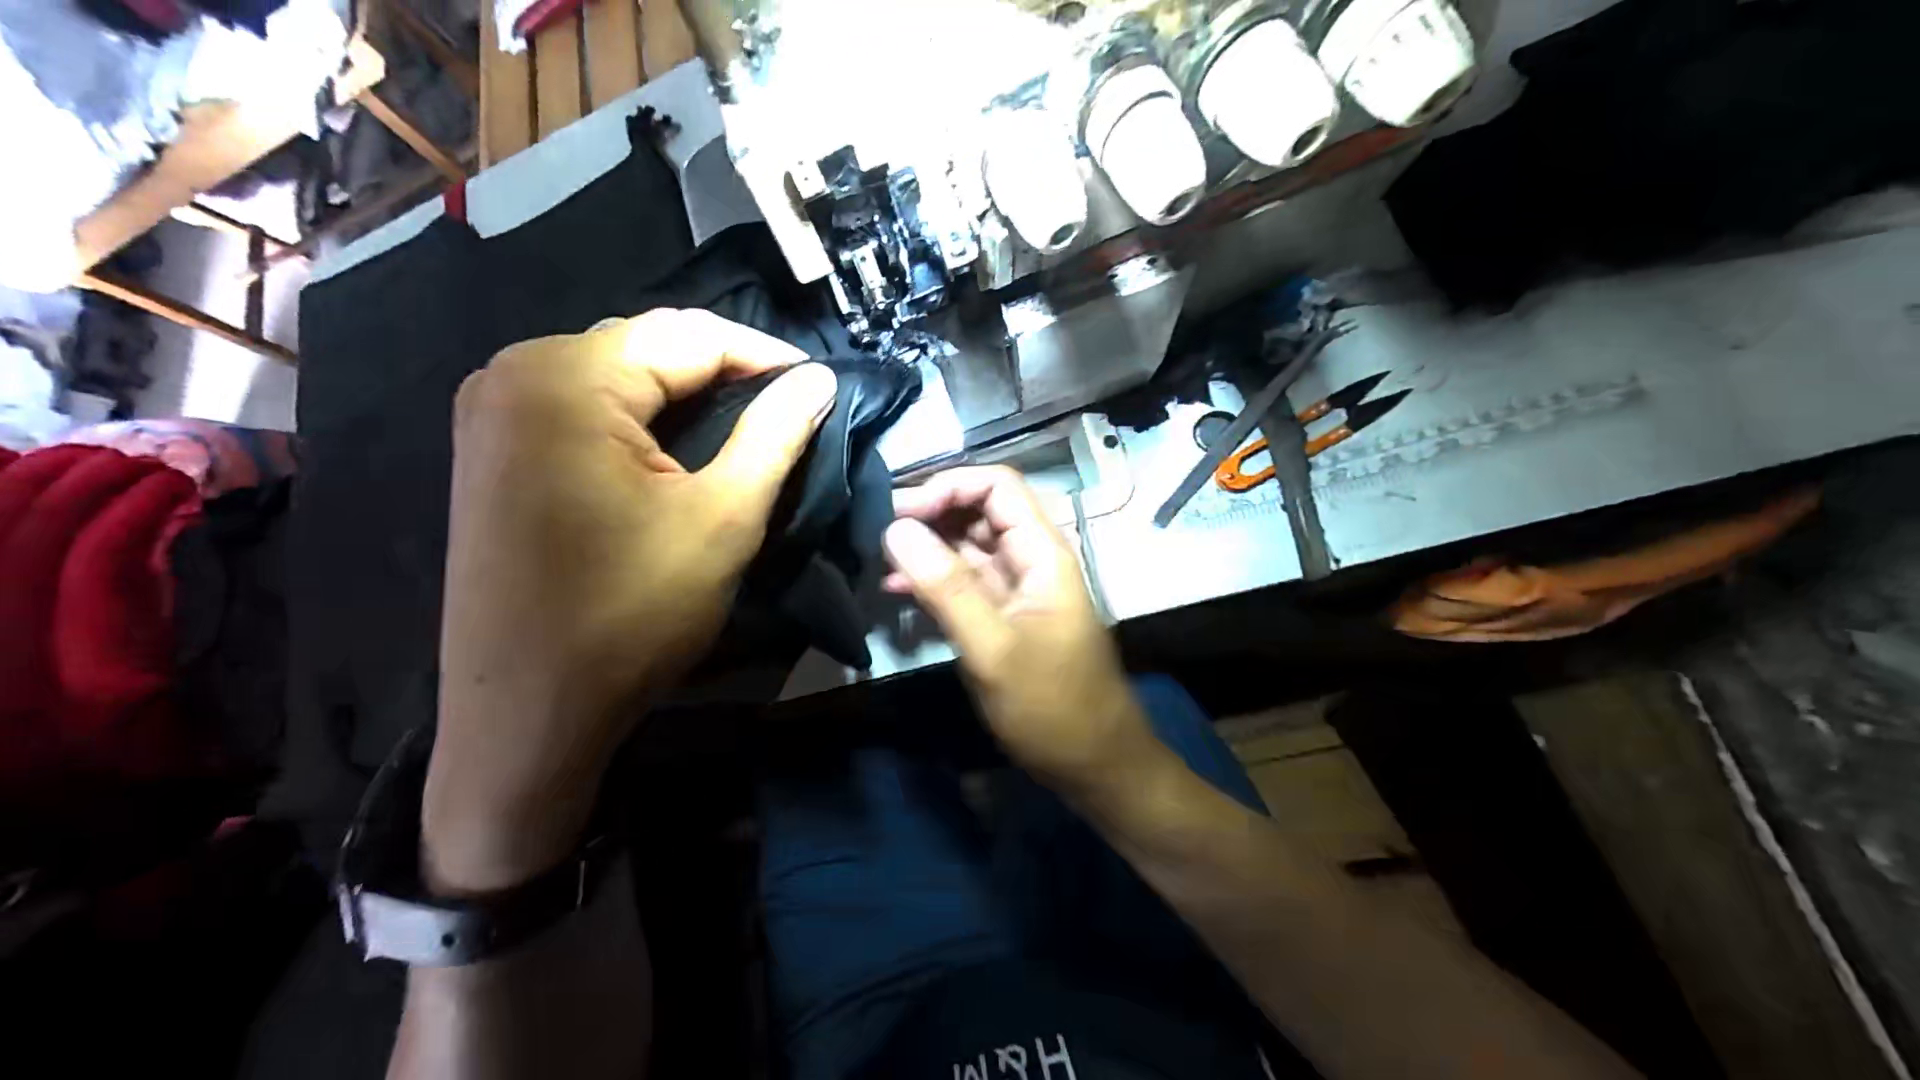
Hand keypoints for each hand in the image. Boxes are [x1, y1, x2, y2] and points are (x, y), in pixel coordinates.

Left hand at [425, 309, 837, 892]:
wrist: (526, 714)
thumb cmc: (632, 613)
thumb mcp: (724, 518)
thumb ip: (777, 434)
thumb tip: (819, 379)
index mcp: (565, 377)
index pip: (688, 335)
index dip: (765, 357)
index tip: (821, 386)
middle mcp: (513, 375)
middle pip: (646, 350)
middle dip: (724, 375)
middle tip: (789, 411)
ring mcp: (491, 415)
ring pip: (617, 379)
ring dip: (685, 398)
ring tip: (746, 428)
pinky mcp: (491, 455)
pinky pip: (583, 413)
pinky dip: (641, 423)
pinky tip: (678, 451)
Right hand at [882, 467, 1155, 789]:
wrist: (1093, 765)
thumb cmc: (1052, 706)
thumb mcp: (994, 647)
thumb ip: (946, 587)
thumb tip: (896, 529)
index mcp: (1043, 552)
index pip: (997, 487)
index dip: (948, 487)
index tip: (900, 512)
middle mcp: (1031, 560)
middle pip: (980, 512)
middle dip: (931, 513)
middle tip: (877, 530)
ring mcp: (1017, 590)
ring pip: (968, 548)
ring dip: (927, 547)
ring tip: (878, 557)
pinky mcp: (1003, 618)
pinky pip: (964, 584)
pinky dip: (932, 581)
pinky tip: (895, 588)